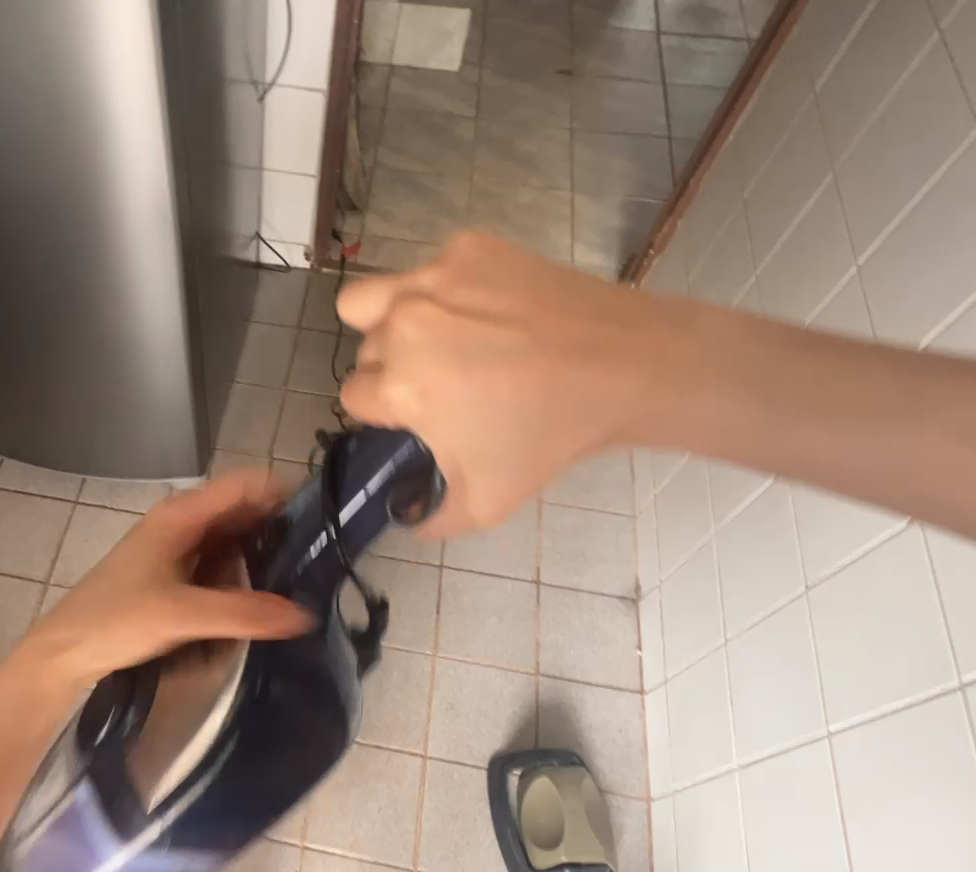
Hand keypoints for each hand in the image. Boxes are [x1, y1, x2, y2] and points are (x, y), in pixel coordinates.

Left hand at [18, 470, 313, 688]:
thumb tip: (304, 615)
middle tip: (319, 553)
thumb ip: (243, 613)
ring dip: (261, 550)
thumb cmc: (116, 620)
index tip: (319, 518)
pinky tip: (263, 593)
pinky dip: (242, 569)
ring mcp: (175, 547)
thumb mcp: (182, 616)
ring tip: (301, 574)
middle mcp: (181, 522)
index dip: (281, 492)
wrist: (65, 651)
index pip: (243, 485)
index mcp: (181, 515)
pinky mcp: (173, 572)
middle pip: (241, 509)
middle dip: (277, 525)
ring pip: (231, 537)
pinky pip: (218, 560)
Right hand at [337, 230, 692, 534]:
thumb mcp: (484, 504)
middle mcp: (403, 324)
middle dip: (388, 371)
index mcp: (401, 384)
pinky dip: (437, 293)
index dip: (382, 414)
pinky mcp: (466, 247)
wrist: (623, 365)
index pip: (352, 397)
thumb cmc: (548, 435)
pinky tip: (480, 312)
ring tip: (431, 339)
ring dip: (384, 324)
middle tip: (436, 383)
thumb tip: (400, 512)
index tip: (416, 418)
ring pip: (369, 300)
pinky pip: (423, 271)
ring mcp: (434, 277)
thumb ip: (427, 519)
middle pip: (362, 352)